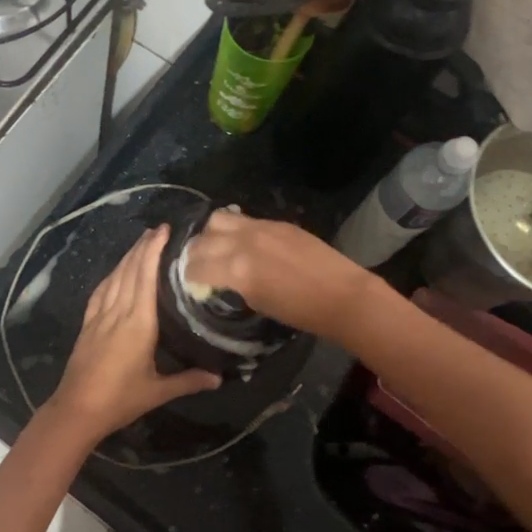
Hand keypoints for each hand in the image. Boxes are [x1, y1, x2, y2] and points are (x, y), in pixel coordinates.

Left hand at [46, 225, 221, 439]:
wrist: (77, 410)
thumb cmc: (120, 400)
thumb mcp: (158, 392)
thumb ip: (188, 381)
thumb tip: (219, 378)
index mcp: (138, 323)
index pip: (146, 277)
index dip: (153, 251)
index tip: (164, 231)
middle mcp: (118, 312)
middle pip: (130, 271)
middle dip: (143, 247)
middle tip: (158, 229)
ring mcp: (99, 317)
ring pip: (114, 278)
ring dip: (127, 257)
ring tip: (141, 242)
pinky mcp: (87, 324)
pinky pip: (100, 292)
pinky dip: (111, 276)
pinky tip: (115, 272)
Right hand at [182, 210, 378, 336]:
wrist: (342, 295)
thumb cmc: (301, 312)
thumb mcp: (257, 303)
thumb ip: (233, 285)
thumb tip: (220, 279)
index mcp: (237, 269)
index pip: (197, 265)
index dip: (189, 275)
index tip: (190, 281)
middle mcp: (243, 242)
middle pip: (202, 239)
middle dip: (194, 254)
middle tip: (198, 265)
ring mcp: (261, 228)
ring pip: (218, 219)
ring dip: (211, 234)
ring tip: (217, 247)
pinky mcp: (277, 223)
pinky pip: (244, 219)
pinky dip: (234, 229)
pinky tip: (240, 242)